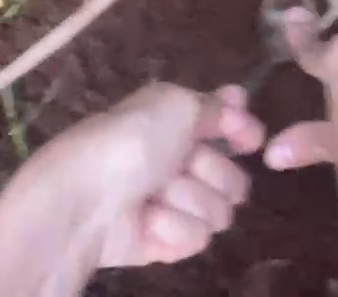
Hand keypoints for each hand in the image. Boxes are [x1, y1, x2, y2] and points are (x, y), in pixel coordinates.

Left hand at [30, 81, 265, 266]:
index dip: (242, 131)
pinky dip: (172, 229)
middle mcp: (179, 158)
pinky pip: (195, 240)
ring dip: (188, 202)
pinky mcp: (165, 241)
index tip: (251, 139)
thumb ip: (216, 105)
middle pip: (234, 176)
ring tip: (155, 197)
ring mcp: (173, 202)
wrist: (87, 198)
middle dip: (212, 173)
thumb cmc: (133, 140)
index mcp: (177, 118)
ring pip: (219, 211)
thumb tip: (240, 96)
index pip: (228, 122)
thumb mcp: (178, 105)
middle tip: (182, 168)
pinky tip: (148, 222)